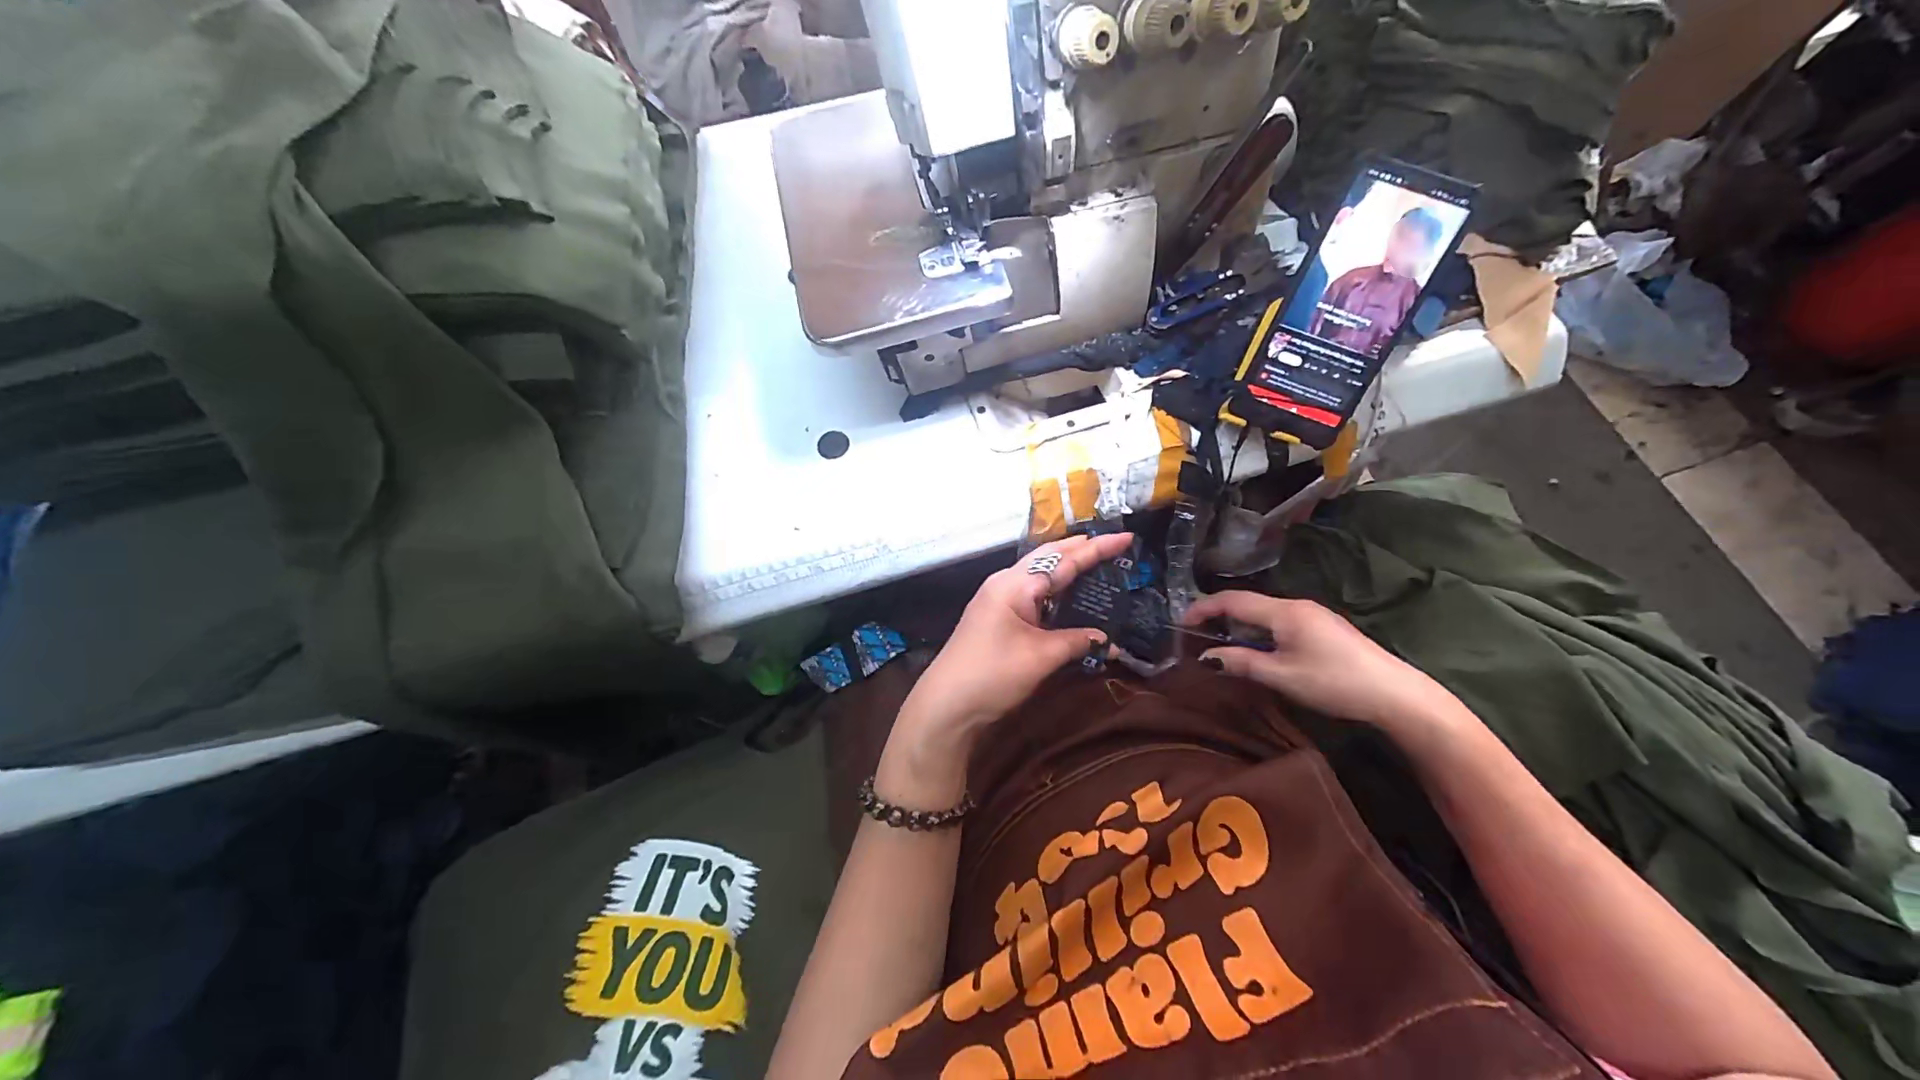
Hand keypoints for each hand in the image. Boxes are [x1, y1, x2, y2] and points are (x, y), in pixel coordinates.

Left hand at [877, 533, 1132, 804]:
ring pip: (1039, 574)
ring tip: (1097, 564)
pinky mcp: (996, 617)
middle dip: (1080, 549)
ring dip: (1067, 568)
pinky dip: (1055, 590)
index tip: (1126, 538)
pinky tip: (1070, 598)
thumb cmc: (993, 674)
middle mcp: (1005, 583)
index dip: (1096, 549)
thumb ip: (1076, 641)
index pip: (1063, 560)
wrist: (947, 705)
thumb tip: (1105, 639)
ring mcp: (998, 600)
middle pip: (1048, 558)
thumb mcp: (1041, 657)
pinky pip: (1031, 593)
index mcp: (1015, 584)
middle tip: (1113, 546)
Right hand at [1182, 590, 1457, 728]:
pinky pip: (1280, 622)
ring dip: (1239, 626)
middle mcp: (1297, 606)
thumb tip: (1207, 658)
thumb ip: (1241, 662)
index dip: (1203, 608)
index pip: (1233, 600)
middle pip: (1248, 603)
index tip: (1181, 623)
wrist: (1395, 695)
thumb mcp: (1281, 675)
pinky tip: (1257, 651)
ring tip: (1220, 646)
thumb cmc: (1334, 682)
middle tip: (1196, 636)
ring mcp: (1313, 616)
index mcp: (1284, 611)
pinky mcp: (1323, 629)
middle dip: (1218, 616)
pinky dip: (1259, 632)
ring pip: (1264, 614)